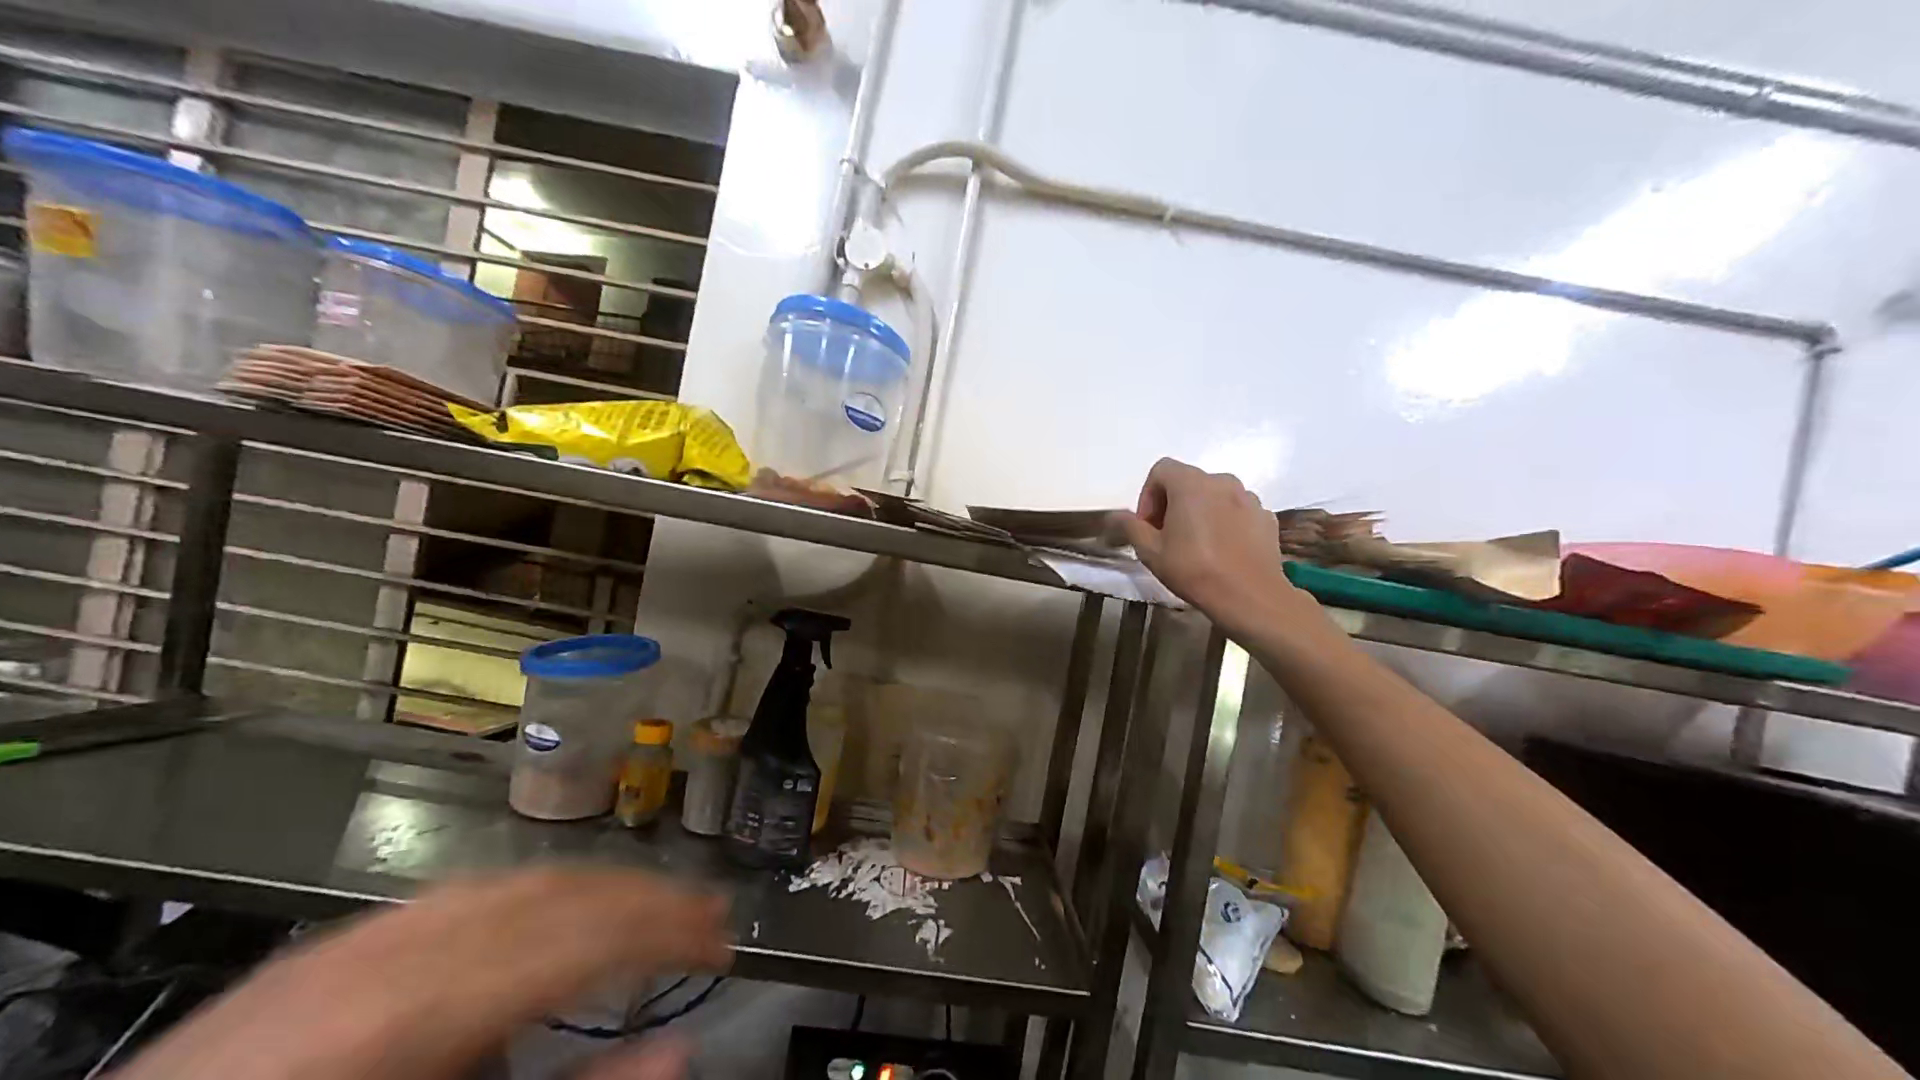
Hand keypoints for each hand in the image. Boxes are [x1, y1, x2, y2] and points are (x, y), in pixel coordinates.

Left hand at [116, 868, 731, 1079]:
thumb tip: (677, 1049)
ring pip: (516, 881)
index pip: (586, 936)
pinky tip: (556, 910)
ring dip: (598, 886)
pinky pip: (464, 895)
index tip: (725, 936)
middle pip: (560, 893)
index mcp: (420, 1010)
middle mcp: (398, 948)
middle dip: (648, 898)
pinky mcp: (334, 944)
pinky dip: (534, 893)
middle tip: (712, 913)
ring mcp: (361, 936)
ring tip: (654, 903)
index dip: (669, 927)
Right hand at [1121, 458, 1312, 634]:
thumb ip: (1130, 527)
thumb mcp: (1150, 551)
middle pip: (1188, 482)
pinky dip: (1225, 523)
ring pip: (1214, 496)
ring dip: (1200, 513)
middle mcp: (1222, 482)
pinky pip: (1237, 511)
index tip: (1149, 526)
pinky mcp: (1266, 517)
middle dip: (1173, 504)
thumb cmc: (1194, 570)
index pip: (1161, 470)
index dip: (1148, 496)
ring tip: (1196, 546)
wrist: (1249, 596)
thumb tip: (1114, 516)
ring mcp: (1249, 498)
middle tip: (1167, 538)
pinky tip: (1222, 551)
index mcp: (1190, 484)